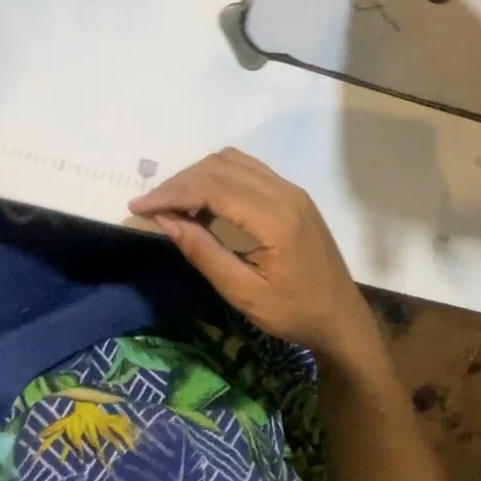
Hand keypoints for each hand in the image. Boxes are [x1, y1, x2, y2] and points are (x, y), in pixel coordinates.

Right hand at [129, 148, 380, 359]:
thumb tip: (166, 220)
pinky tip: (203, 203)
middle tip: (151, 208)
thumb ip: (204, 253)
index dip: (171, 193)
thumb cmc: (294, 313)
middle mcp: (285, 193)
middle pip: (219, 167)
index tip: (138, 206)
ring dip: (197, 176)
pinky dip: (217, 178)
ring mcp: (291, 190)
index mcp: (275, 219)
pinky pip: (247, 170)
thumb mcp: (243, 294)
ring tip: (173, 205)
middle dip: (179, 183)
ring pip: (232, 162)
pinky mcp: (292, 194)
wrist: (342, 318)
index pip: (212, 187)